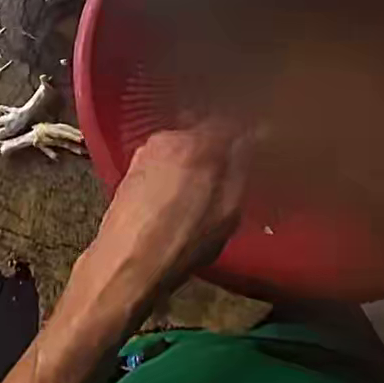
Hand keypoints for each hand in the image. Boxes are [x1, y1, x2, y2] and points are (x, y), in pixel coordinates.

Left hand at [86, 124, 251, 302]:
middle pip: (202, 131)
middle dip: (218, 147)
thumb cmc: (182, 241)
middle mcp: (168, 138)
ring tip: (204, 191)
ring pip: (181, 146)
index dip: (245, 133)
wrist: (127, 260)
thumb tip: (251, 139)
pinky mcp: (132, 169)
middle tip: (231, 172)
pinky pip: (163, 160)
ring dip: (195, 160)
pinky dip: (175, 171)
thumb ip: (240, 167)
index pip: (229, 122)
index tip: (256, 145)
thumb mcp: (228, 210)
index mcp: (197, 144)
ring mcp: (145, 152)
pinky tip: (179, 197)